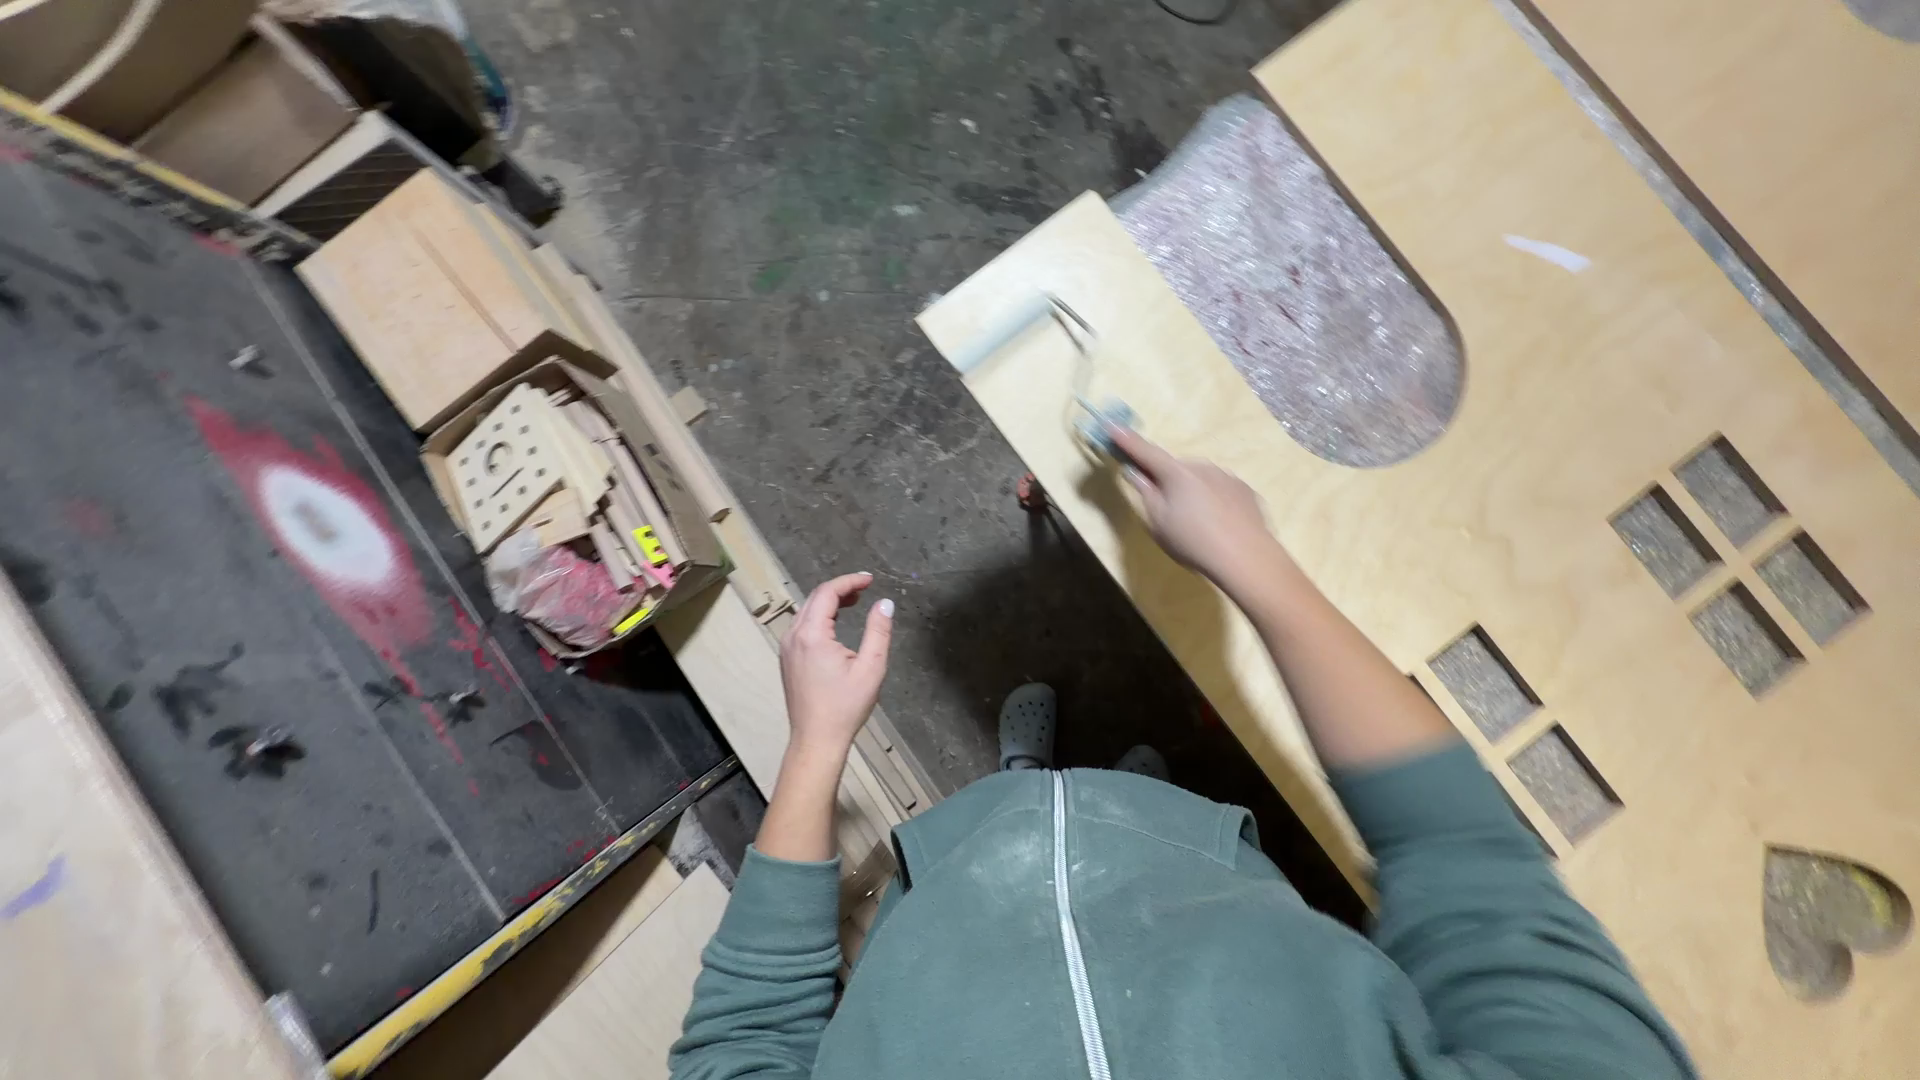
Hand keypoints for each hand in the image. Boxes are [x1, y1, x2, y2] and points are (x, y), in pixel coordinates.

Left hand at [779, 572, 893, 755]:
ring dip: (829, 602)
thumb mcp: (871, 667)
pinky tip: (836, 625)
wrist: (817, 739)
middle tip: (866, 589)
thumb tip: (885, 603)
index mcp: (812, 635)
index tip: (870, 580)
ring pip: (807, 611)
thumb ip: (878, 631)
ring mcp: (787, 648)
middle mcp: (794, 636)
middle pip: (815, 598)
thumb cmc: (846, 706)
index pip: (827, 593)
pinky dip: (820, 617)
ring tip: (855, 603)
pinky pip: (802, 626)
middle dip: (840, 589)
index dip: (849, 581)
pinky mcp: (787, 659)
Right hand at [1111, 426, 1286, 590]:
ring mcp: (1227, 477)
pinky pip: (1221, 490)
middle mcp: (1202, 467)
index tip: (1111, 426)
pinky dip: (1214, 501)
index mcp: (1176, 473)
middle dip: (1168, 481)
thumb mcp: (1158, 523)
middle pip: (1176, 469)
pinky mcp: (1245, 491)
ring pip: (1200, 479)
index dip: (1127, 441)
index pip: (1145, 452)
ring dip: (1193, 492)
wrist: (1246, 558)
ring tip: (1198, 523)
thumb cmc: (1193, 541)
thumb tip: (1137, 474)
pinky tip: (1219, 524)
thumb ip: (1147, 494)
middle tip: (1166, 510)